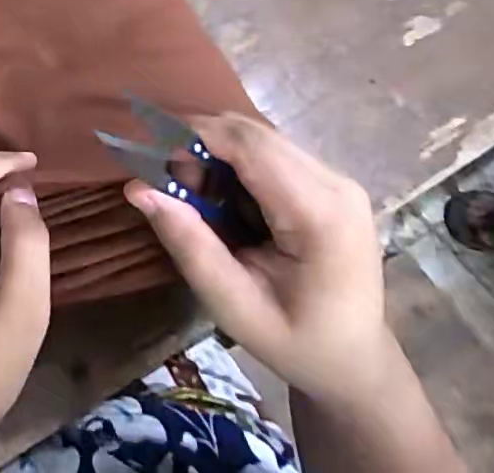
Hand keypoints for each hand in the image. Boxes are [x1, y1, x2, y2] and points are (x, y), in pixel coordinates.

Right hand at [125, 113, 386, 399]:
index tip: (154, 158)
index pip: (249, 144)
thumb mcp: (232, 305)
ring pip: (258, 136)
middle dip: (202, 145)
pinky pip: (270, 150)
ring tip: (201, 199)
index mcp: (320, 215)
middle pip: (252, 133)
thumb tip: (138, 188)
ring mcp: (337, 177)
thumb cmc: (294, 342)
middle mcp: (335, 182)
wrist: (354, 361)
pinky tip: (229, 200)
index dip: (195, 136)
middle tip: (175, 186)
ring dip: (218, 153)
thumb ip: (189, 243)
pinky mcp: (330, 179)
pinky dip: (237, 163)